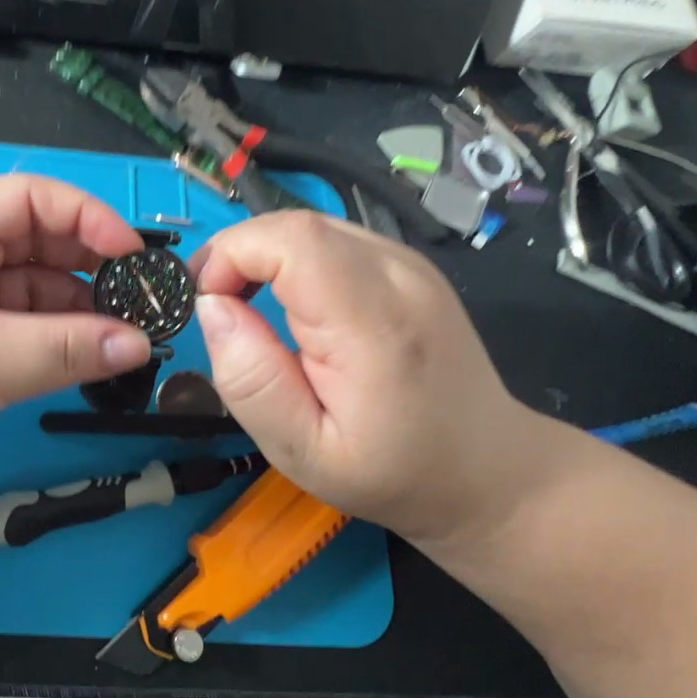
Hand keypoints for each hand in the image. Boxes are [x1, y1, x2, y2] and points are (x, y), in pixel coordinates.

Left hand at [0, 176, 155, 497]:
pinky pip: (12, 317)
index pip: (29, 197)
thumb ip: (70, 349)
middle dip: (88, 266)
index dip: (88, 217)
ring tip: (126, 334)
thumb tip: (141, 344)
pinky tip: (88, 352)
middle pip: (33, 238)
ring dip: (74, 306)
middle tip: (140, 302)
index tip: (133, 257)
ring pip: (27, 282)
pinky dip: (49, 332)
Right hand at [190, 211, 554, 545]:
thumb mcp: (303, 451)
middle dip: (239, 253)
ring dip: (264, 255)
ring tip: (248, 305)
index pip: (291, 241)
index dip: (232, 253)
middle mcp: (399, 277)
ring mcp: (410, 265)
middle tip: (218, 305)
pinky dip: (294, 259)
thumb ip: (252, 380)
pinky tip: (291, 303)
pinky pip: (333, 240)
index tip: (208, 300)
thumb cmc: (392, 472)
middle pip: (297, 225)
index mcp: (374, 324)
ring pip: (312, 226)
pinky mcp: (409, 266)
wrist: (489, 471)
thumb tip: (212, 307)